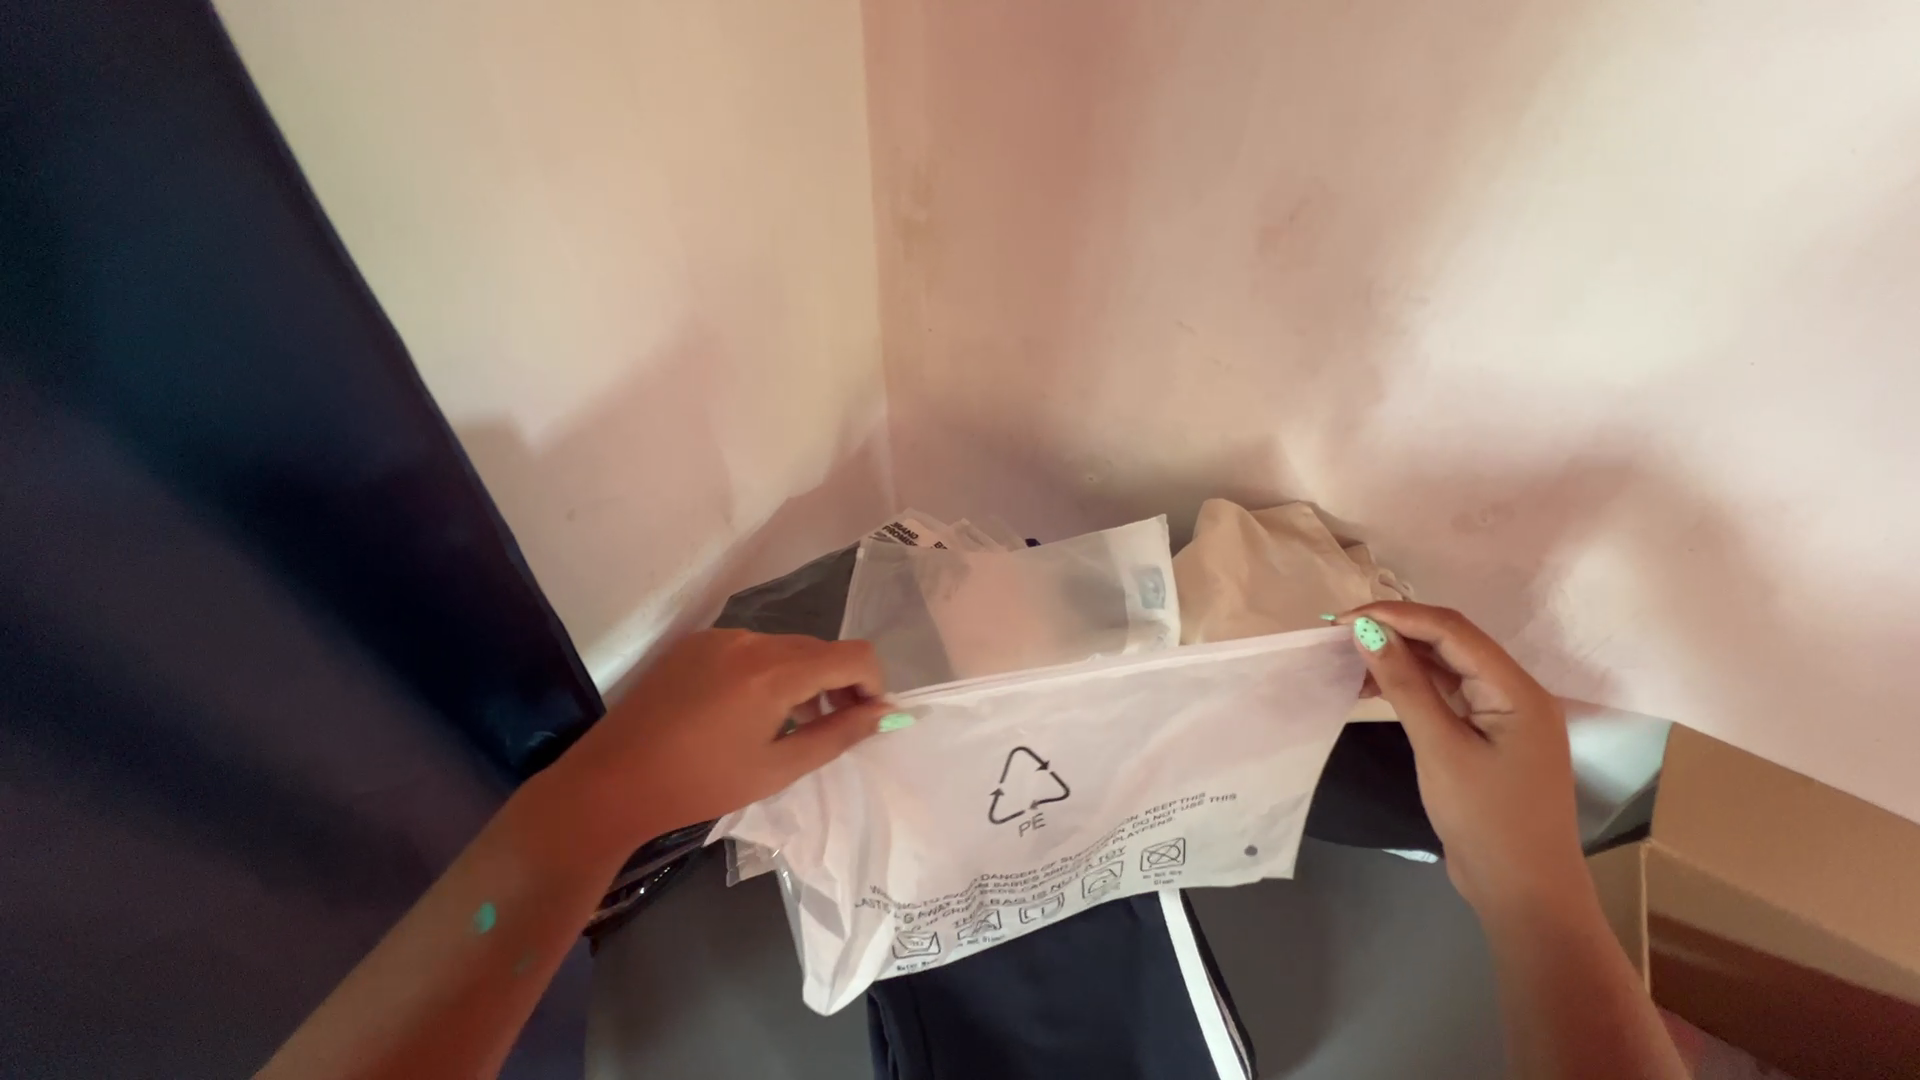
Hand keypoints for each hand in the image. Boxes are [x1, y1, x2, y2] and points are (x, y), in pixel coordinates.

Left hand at [547, 630, 891, 851]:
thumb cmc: (700, 784)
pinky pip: (751, 648)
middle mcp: (751, 639)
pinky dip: (766, 672)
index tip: (864, 719)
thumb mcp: (778, 767)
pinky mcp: (695, 643)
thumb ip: (839, 734)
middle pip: (820, 649)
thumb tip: (886, 713)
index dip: (872, 684)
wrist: (611, 782)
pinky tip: (743, 712)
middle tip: (828, 729)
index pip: (854, 655)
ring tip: (784, 725)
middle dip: (838, 684)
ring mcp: (719, 637)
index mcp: (775, 671)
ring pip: (786, 648)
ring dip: (801, 679)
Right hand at [1336, 603, 1586, 915]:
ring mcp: (1501, 715)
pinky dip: (1409, 686)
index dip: (1396, 615)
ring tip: (1349, 660)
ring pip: (1445, 667)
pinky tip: (1374, 688)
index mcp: (1517, 690)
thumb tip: (1367, 631)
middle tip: (1340, 634)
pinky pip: (1445, 695)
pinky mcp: (1486, 736)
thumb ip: (1404, 684)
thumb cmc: (1485, 818)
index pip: (1452, 630)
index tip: (1343, 620)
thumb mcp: (1438, 747)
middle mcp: (1514, 693)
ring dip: (1399, 658)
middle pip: (1451, 643)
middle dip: (1395, 631)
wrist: (1524, 892)